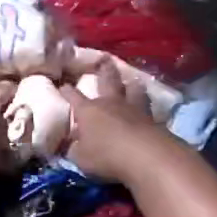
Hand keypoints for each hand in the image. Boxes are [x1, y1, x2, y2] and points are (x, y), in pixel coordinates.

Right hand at [59, 63, 178, 181]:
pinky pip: (148, 107)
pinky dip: (146, 103)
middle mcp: (111, 104)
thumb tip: (71, 144)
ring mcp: (134, 109)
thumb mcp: (81, 158)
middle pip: (107, 81)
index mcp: (88, 111)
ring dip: (131, 85)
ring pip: (132, 90)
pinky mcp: (154, 120)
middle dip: (104, 70)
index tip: (62, 84)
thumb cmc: (106, 155)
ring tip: (132, 80)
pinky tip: (148, 105)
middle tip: (105, 58)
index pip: (73, 97)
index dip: (67, 91)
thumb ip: (74, 149)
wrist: (147, 157)